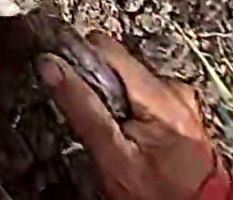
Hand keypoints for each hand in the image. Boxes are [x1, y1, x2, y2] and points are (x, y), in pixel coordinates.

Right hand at [39, 34, 218, 199]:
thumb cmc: (156, 198)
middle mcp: (174, 88)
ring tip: (115, 132)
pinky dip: (130, 106)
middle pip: (118, 62)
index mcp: (161, 96)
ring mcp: (180, 98)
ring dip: (115, 97)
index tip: (66, 78)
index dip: (81, 60)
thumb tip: (51, 67)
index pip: (106, 48)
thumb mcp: (113, 159)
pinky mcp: (181, 108)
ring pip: (128, 77)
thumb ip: (82, 109)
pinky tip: (132, 133)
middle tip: (97, 122)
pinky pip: (143, 92)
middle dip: (100, 85)